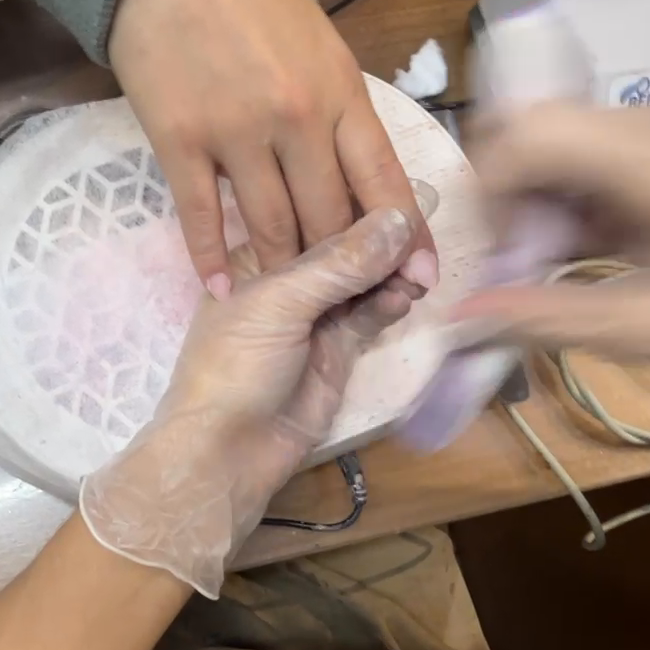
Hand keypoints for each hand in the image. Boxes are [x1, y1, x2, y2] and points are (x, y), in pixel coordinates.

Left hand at [80, 208, 417, 596]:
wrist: (228, 450)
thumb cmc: (235, 366)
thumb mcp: (279, 304)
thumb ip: (338, 263)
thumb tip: (399, 216)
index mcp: (258, 255)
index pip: (313, 211)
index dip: (359, 205)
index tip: (405, 198)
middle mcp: (287, 279)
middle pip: (347, 246)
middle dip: (385, 243)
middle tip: (420, 248)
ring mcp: (314, 315)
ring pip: (364, 279)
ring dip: (391, 274)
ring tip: (415, 277)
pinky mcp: (337, 348)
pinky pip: (370, 313)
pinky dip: (388, 303)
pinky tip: (404, 298)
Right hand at [108, 0, 437, 299]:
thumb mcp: (320, 45)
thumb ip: (340, 111)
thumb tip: (354, 178)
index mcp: (341, 91)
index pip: (384, 181)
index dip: (406, 239)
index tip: (420, 280)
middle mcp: (297, 119)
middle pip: (329, 217)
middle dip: (342, 267)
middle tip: (345, 302)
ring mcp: (236, 134)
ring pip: (271, 226)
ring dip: (281, 269)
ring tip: (284, 297)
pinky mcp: (180, 143)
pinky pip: (201, 216)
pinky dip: (211, 259)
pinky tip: (219, 289)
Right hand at [458, 102, 649, 501]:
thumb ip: (550, 319)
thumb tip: (455, 317)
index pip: (535, 132)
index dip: (489, 189)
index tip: (494, 255)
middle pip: (542, 132)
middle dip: (510, 202)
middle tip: (520, 268)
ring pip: (563, 145)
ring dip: (538, 206)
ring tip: (556, 267)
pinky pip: (596, 156)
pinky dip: (570, 202)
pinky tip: (588, 249)